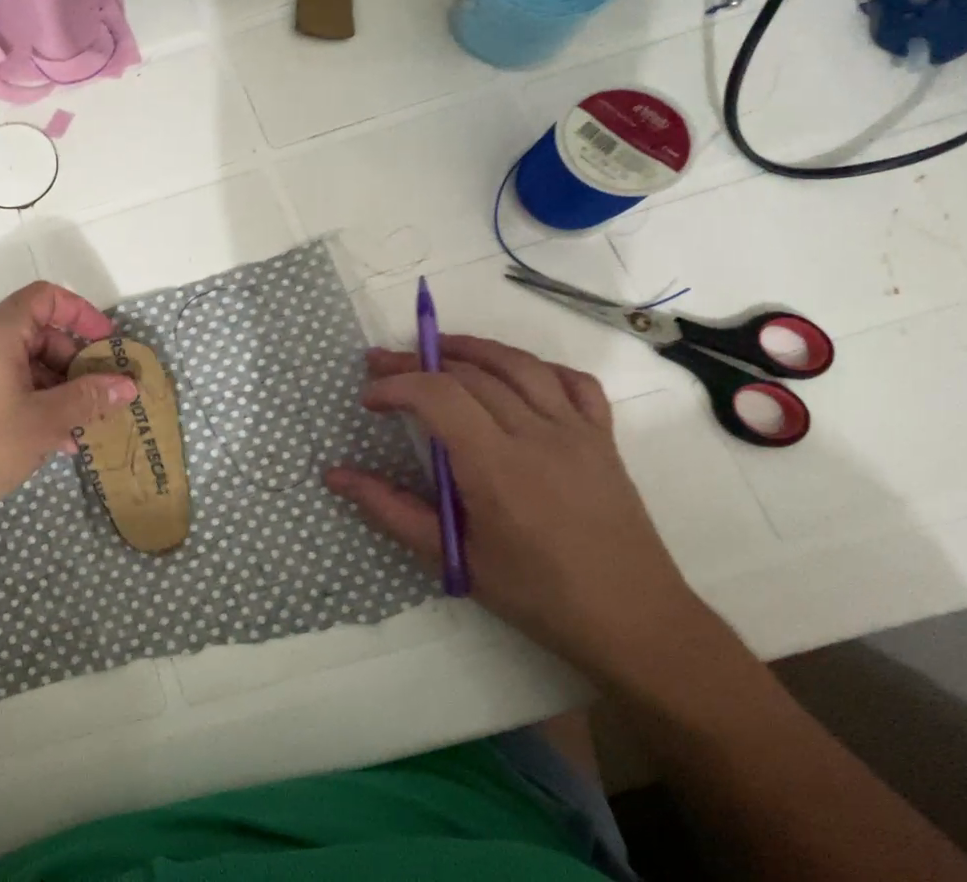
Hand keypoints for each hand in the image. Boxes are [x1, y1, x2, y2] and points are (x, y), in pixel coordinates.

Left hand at [0, 282, 138, 531]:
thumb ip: (88, 399)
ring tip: (78, 427)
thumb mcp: (43, 422)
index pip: (45, 298)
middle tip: (98, 396)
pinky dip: (25, 399)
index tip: (107, 344)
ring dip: (52, 387)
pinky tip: (47, 438)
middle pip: (33, 332)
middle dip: (71, 362)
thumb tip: (127, 386)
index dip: (82, 314)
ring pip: (16, 362)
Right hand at [324, 335, 720, 680]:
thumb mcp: (452, 556)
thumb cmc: (535, 593)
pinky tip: (512, 373)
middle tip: (379, 367)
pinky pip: (573, 383)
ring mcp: (577, 432)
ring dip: (472, 348)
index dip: (397, 384)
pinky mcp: (603, 439)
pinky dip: (536, 367)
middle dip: (418, 362)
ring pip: (520, 365)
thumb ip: (390, 509)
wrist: (632, 618)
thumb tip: (335, 475)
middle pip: (472, 373)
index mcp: (497, 466)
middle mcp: (538, 436)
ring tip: (435, 347)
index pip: (439, 396)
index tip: (368, 398)